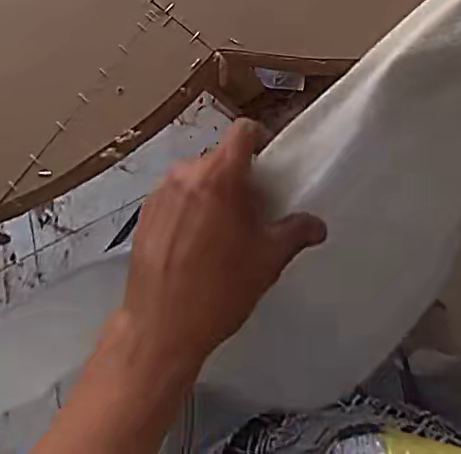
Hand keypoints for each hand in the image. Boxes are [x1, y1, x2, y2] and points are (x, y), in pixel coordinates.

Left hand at [116, 119, 327, 367]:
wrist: (161, 327)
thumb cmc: (220, 290)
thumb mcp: (267, 260)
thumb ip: (295, 233)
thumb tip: (316, 226)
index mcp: (221, 176)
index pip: (242, 132)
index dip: (258, 139)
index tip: (266, 160)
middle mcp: (187, 173)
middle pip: (219, 158)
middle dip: (235, 177)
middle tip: (248, 211)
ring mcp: (161, 191)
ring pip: (194, 177)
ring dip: (209, 192)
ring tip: (218, 231)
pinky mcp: (144, 211)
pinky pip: (173, 196)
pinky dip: (185, 208)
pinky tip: (191, 243)